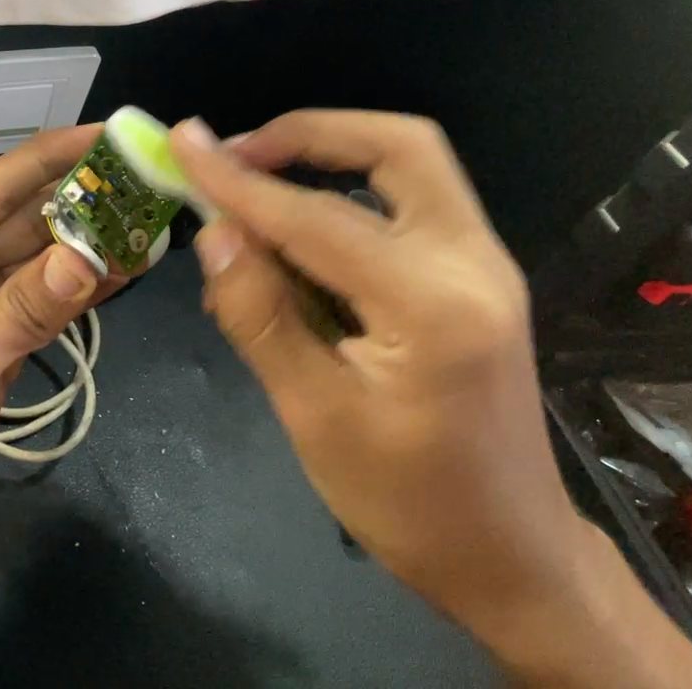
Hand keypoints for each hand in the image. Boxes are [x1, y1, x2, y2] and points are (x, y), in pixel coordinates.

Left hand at [0, 125, 125, 558]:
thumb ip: (28, 304)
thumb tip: (94, 256)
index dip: (48, 159)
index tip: (105, 134)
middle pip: (19, 222)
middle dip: (77, 202)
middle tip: (143, 178)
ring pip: (35, 265)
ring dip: (84, 247)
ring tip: (148, 219)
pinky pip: (41, 306)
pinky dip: (77, 292)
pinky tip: (122, 271)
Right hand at [167, 111, 590, 630]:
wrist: (509, 556)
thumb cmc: (406, 501)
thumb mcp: (313, 414)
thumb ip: (259, 314)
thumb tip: (213, 233)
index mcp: (433, 305)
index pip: (318, 217)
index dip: (239, 180)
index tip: (182, 143)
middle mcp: (472, 262)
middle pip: (398, 147)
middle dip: (309, 135)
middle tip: (235, 154)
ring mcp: (480, 266)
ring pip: (403, 170)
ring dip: (321, 166)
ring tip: (246, 199)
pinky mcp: (469, 279)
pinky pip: (399, 211)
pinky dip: (337, 206)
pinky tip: (286, 250)